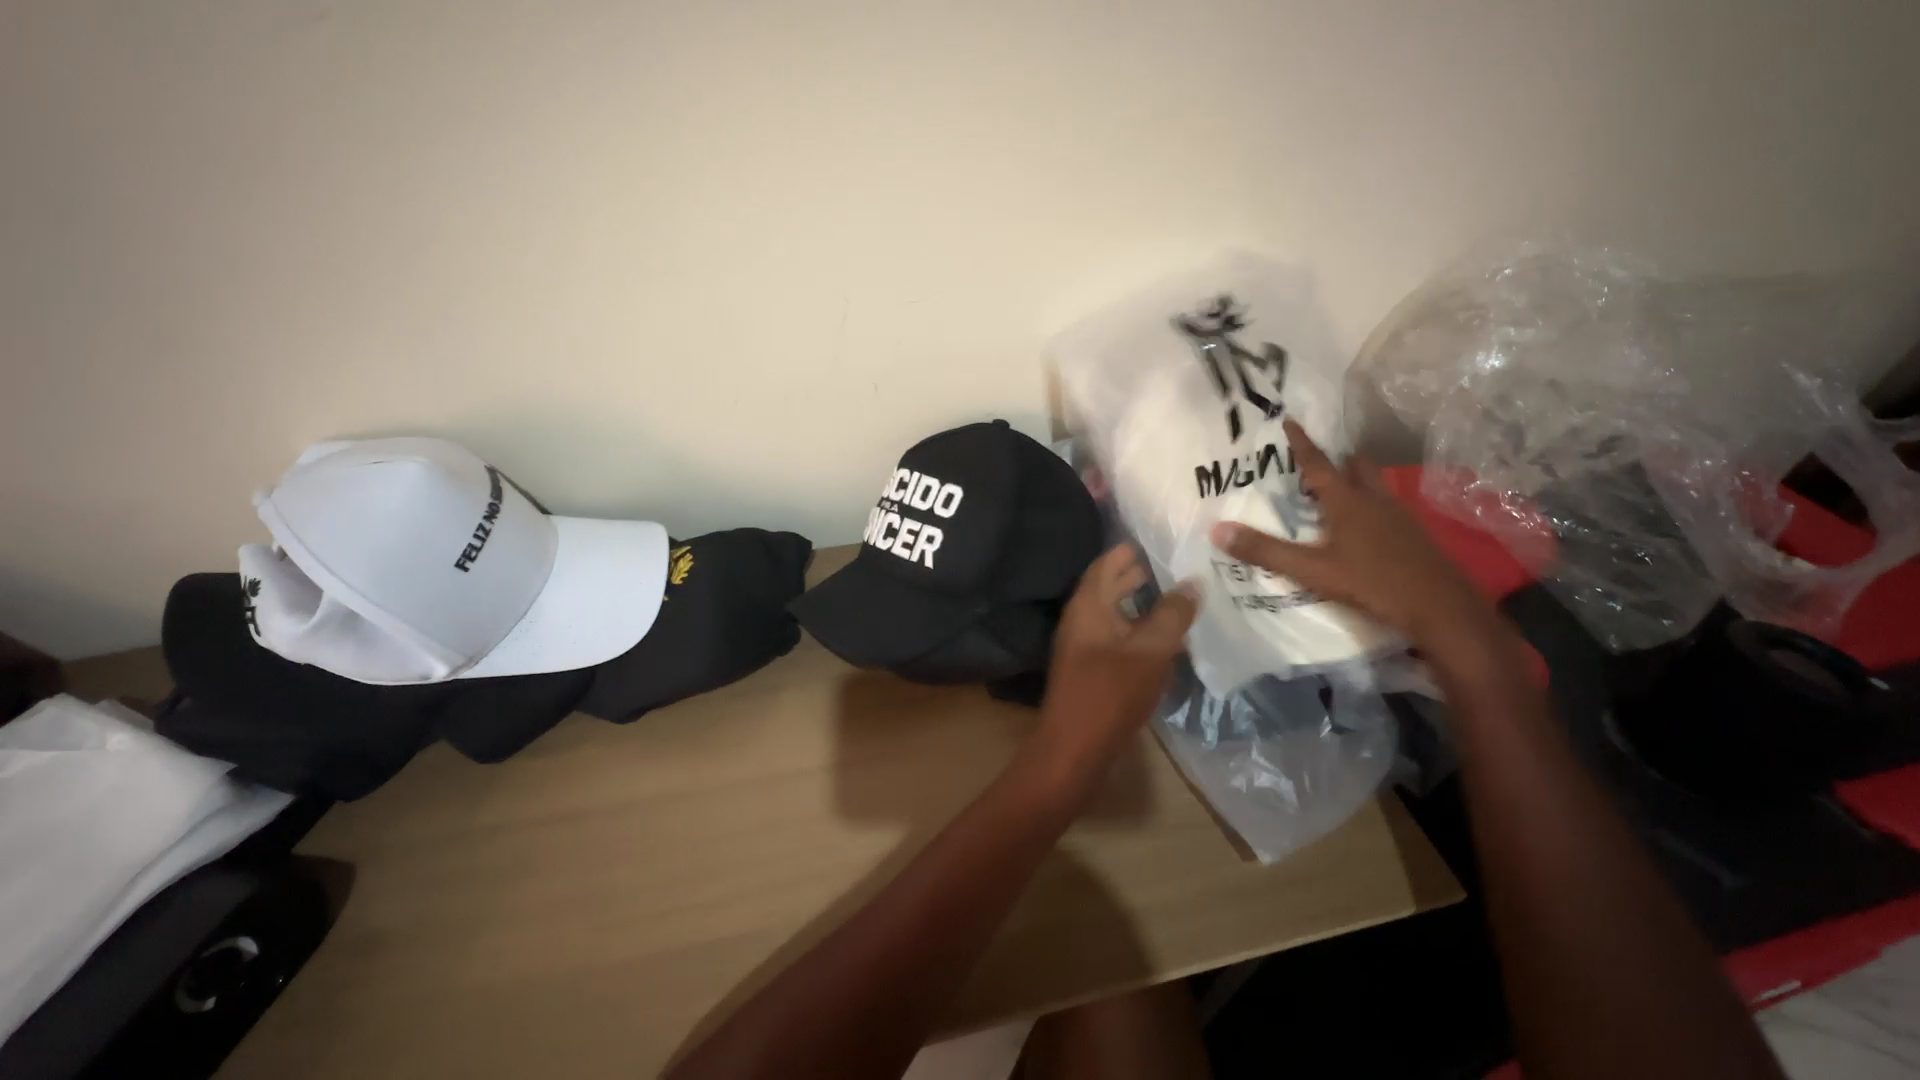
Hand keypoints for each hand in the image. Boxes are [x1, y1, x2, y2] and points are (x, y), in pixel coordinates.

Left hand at [1036, 545, 1198, 770]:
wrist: (1075, 749)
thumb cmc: (1111, 693)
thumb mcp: (1151, 650)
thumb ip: (1173, 614)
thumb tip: (1193, 582)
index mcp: (1088, 605)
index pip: (1109, 561)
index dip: (1136, 547)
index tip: (1169, 535)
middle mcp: (1081, 618)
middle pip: (1111, 585)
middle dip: (1144, 572)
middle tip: (1183, 562)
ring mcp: (1084, 644)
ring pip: (1116, 612)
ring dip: (1144, 602)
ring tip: (1183, 594)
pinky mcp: (1092, 668)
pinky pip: (1118, 636)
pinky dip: (1140, 628)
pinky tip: (1167, 635)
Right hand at [1210, 420, 1496, 652]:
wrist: (1439, 607)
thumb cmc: (1373, 582)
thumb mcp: (1312, 570)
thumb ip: (1266, 551)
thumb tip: (1218, 531)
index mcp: (1347, 502)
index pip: (1319, 464)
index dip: (1302, 443)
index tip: (1290, 420)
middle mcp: (1375, 501)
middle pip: (1358, 467)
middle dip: (1339, 458)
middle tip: (1320, 459)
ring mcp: (1399, 517)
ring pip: (1376, 486)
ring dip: (1358, 481)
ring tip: (1339, 489)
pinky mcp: (1413, 537)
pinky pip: (1387, 508)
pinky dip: (1371, 506)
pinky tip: (1365, 527)